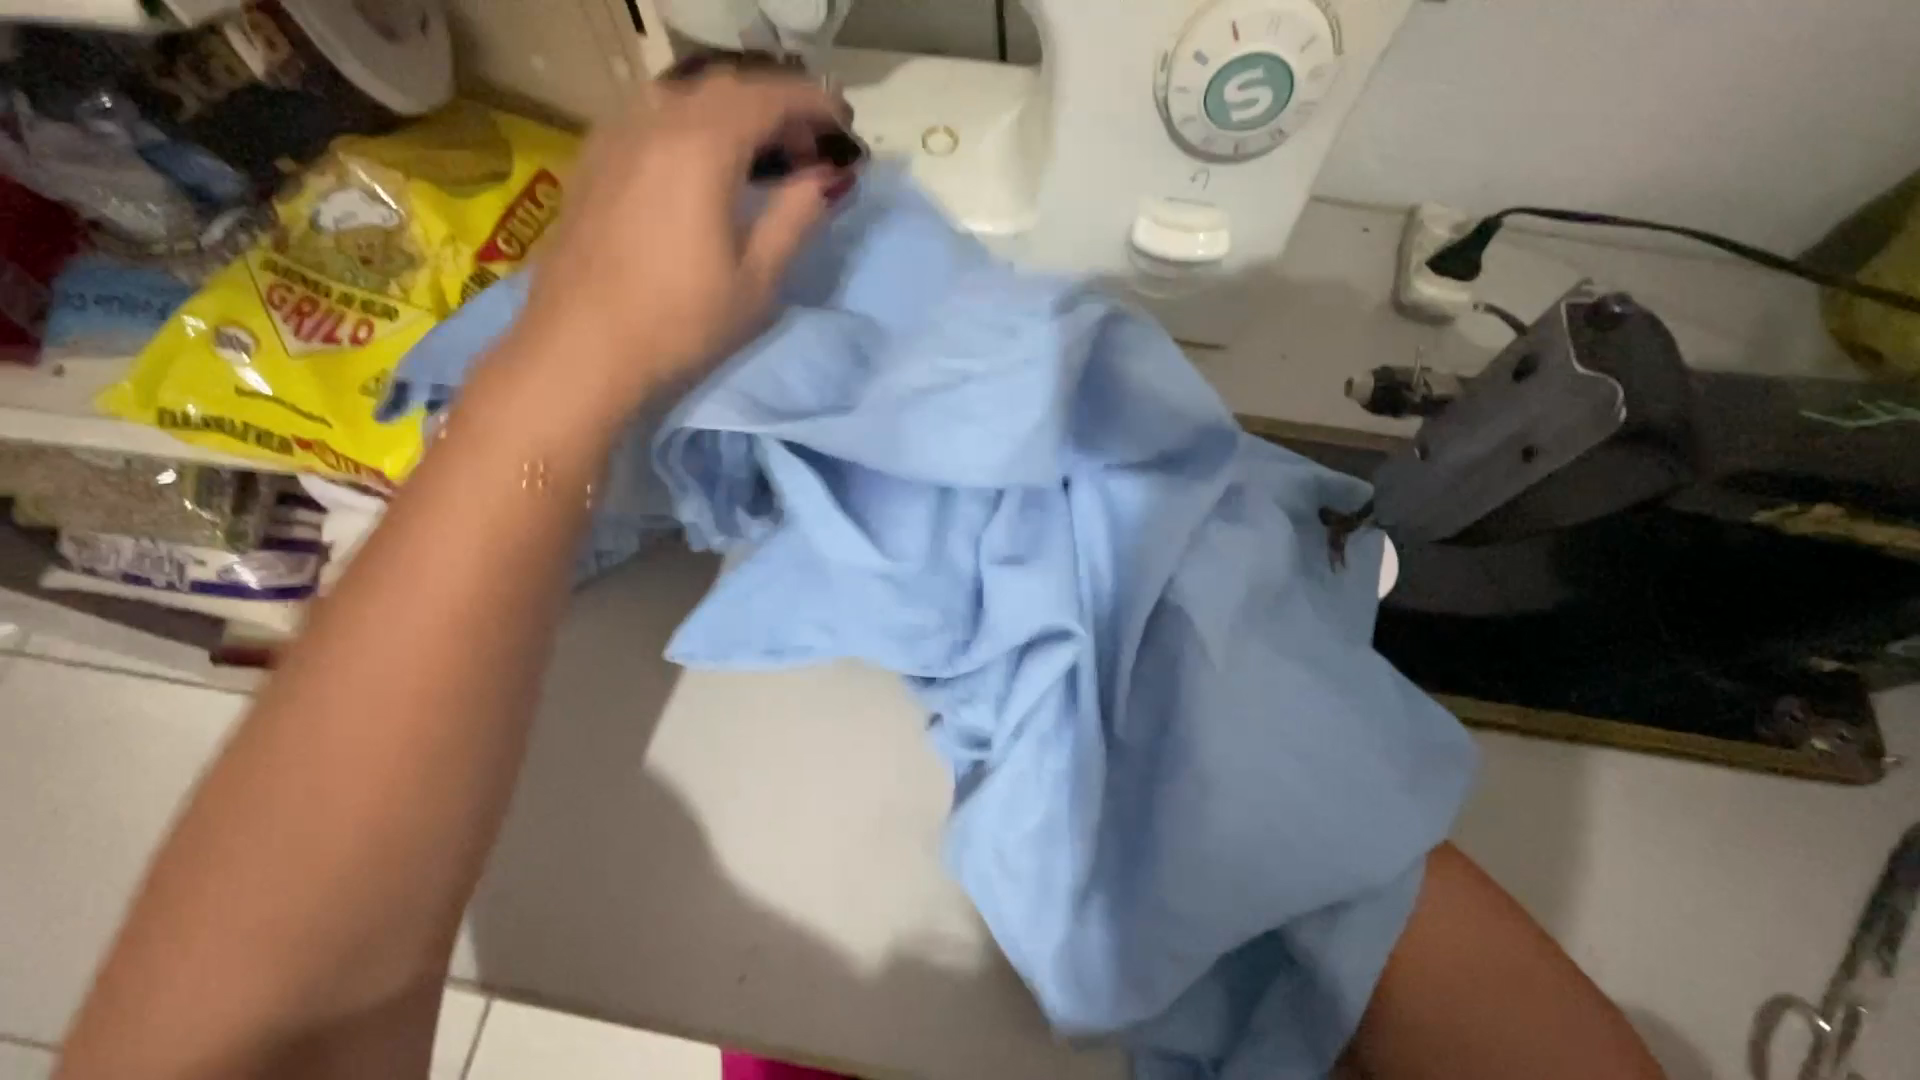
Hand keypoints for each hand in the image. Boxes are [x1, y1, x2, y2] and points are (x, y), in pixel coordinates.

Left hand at [507, 70, 850, 422]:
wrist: (581, 351)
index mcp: (703, 146)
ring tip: (758, 153)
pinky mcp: (593, 161)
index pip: (771, 98)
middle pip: (727, 87)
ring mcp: (617, 137)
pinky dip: (691, 121)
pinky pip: (651, 115)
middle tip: (809, 146)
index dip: (814, 104)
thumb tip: (830, 177)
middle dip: (777, 104)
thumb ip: (797, 216)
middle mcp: (657, 123)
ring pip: (685, 94)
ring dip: (731, 110)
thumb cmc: (681, 324)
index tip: (845, 126)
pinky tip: (701, 163)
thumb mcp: (757, 279)